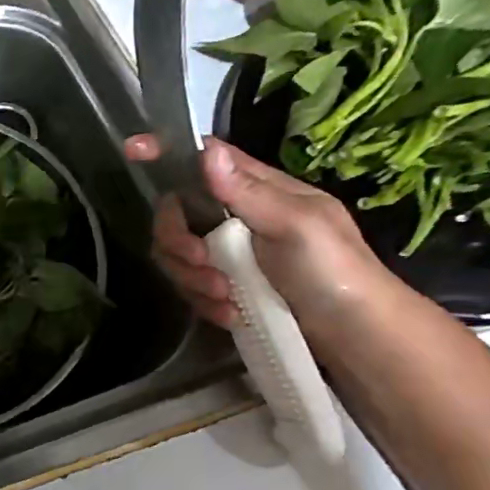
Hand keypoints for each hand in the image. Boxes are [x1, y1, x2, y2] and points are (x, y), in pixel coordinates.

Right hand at [123, 136, 394, 330]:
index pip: (205, 157)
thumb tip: (205, 152)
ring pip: (177, 255)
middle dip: (179, 241)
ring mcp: (229, 253)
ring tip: (225, 298)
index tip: (133, 150)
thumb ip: (248, 192)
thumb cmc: (336, 272)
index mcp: (258, 188)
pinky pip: (191, 288)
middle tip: (201, 261)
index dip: (167, 152)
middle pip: (176, 212)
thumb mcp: (297, 226)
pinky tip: (231, 316)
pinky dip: (205, 303)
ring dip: (193, 279)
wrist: (356, 338)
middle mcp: (237, 216)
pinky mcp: (225, 287)